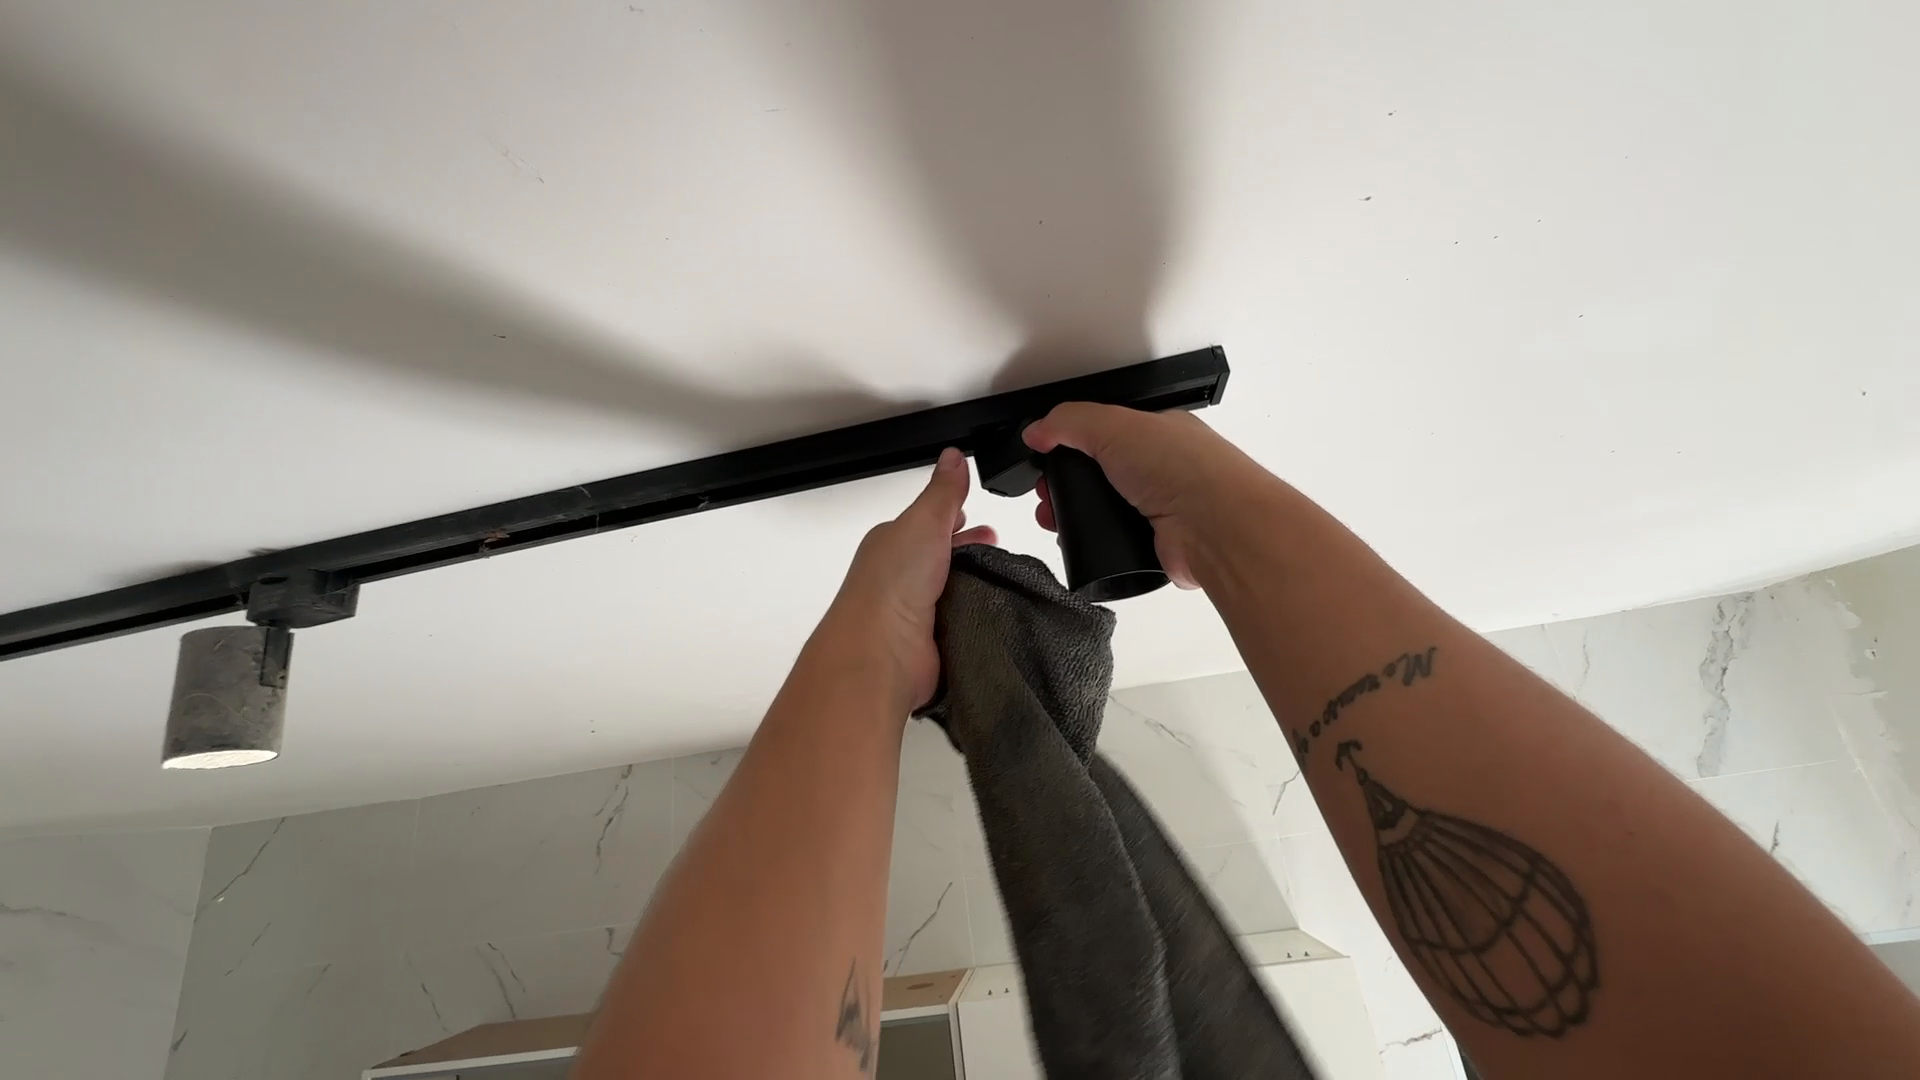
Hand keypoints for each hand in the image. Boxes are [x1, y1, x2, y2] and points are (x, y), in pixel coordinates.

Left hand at [821, 448, 996, 708]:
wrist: (882, 651)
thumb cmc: (891, 585)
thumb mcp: (924, 521)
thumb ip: (943, 491)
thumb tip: (952, 456)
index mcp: (892, 542)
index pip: (928, 524)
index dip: (955, 518)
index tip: (980, 518)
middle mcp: (899, 577)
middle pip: (940, 558)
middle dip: (968, 550)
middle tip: (994, 545)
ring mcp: (913, 612)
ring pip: (950, 591)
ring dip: (973, 584)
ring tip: (1002, 578)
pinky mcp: (930, 643)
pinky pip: (956, 622)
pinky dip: (972, 615)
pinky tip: (990, 610)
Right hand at [1023, 403, 1274, 587]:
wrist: (1217, 527)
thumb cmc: (1184, 468)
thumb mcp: (1114, 425)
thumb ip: (1069, 422)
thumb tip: (1037, 430)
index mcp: (1158, 432)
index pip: (1105, 432)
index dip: (1071, 442)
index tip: (1045, 455)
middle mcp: (1163, 469)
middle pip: (1101, 475)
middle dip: (1067, 485)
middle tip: (1046, 495)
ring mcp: (1160, 508)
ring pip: (1105, 510)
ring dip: (1076, 515)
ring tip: (1053, 521)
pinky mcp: (1156, 544)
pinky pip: (1115, 542)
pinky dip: (1095, 542)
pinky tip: (1079, 542)